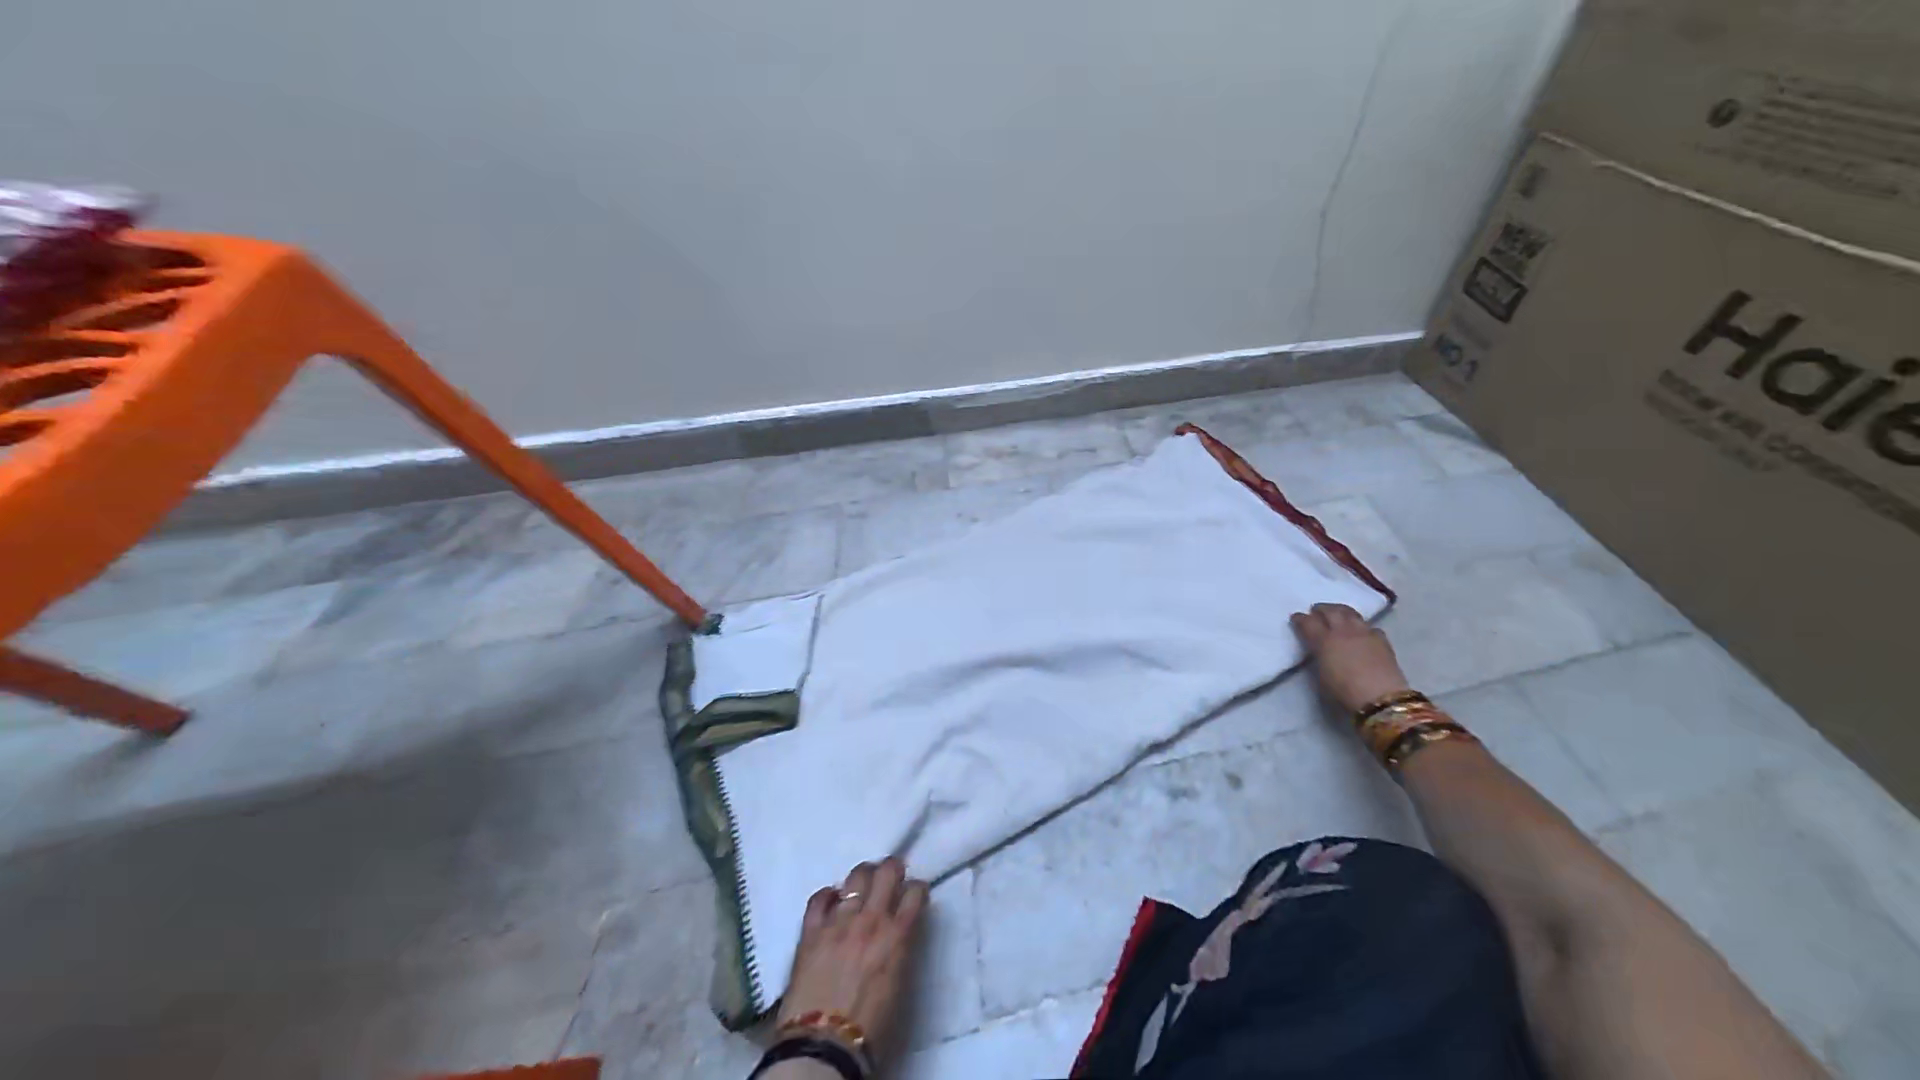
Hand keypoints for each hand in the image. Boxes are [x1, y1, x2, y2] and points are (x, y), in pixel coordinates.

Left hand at [779, 856, 929, 1065]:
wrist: (823, 1045)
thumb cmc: (871, 1027)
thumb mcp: (900, 985)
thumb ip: (901, 950)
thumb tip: (900, 934)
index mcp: (897, 936)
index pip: (915, 893)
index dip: (917, 888)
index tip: (915, 893)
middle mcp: (870, 919)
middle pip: (886, 872)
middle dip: (893, 867)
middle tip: (892, 874)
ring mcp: (838, 921)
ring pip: (855, 877)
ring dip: (863, 875)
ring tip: (864, 881)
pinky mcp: (811, 930)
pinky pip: (818, 898)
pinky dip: (828, 894)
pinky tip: (832, 898)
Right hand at [1289, 602, 1410, 713]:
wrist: (1381, 699)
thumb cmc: (1343, 692)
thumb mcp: (1320, 675)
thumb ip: (1318, 656)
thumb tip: (1318, 649)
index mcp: (1323, 640)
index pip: (1308, 623)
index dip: (1300, 619)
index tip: (1296, 618)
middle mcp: (1343, 631)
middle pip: (1331, 611)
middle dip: (1321, 609)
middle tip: (1316, 610)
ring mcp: (1365, 634)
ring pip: (1351, 613)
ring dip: (1341, 611)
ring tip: (1337, 613)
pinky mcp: (1382, 641)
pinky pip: (1369, 626)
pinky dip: (1362, 626)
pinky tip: (1362, 632)